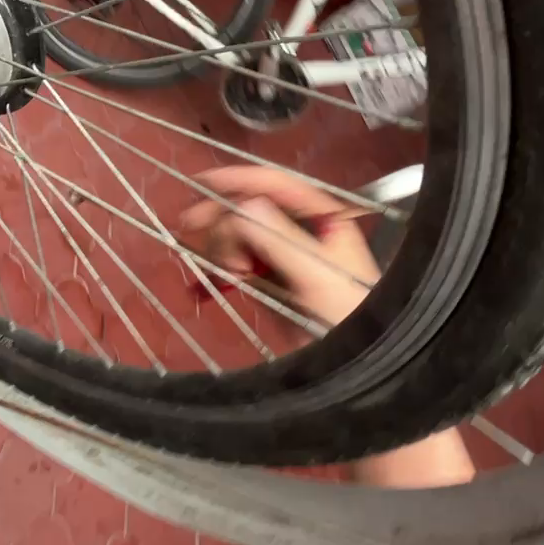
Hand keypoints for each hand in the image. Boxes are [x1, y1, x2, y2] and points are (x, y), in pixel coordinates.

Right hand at [175, 165, 379, 327]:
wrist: (354, 365)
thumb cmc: (347, 315)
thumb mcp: (316, 273)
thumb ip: (278, 238)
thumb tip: (240, 207)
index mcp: (320, 217)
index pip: (276, 184)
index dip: (239, 178)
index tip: (202, 182)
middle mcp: (297, 229)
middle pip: (247, 207)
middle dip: (220, 217)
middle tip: (189, 227)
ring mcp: (279, 254)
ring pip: (234, 233)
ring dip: (218, 246)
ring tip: (224, 271)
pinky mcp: (265, 279)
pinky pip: (231, 260)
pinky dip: (215, 266)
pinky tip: (207, 281)